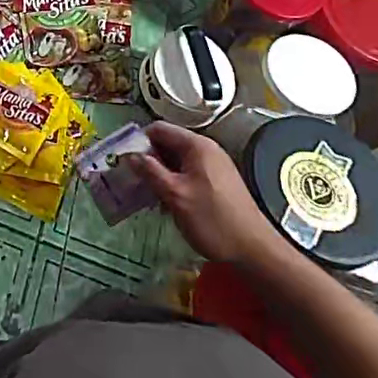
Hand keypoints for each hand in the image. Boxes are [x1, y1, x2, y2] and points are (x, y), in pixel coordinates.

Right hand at [136, 123, 285, 267]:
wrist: (253, 249)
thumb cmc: (212, 219)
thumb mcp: (175, 195)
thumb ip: (150, 171)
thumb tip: (130, 155)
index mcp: (196, 145)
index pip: (159, 128)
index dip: (139, 140)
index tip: (125, 159)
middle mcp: (206, 149)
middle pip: (168, 143)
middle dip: (149, 159)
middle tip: (133, 179)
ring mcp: (214, 165)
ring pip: (177, 160)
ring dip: (160, 173)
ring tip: (148, 194)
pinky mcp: (218, 181)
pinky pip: (189, 173)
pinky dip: (175, 182)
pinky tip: (168, 203)